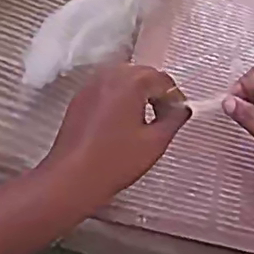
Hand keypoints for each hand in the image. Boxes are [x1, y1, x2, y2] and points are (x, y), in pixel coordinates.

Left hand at [40, 65, 188, 210]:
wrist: (71, 178)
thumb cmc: (114, 162)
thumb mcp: (154, 143)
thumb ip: (174, 120)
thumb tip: (181, 109)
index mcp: (131, 82)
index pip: (163, 79)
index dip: (174, 97)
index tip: (177, 114)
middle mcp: (110, 75)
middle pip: (142, 74)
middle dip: (156, 92)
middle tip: (164, 116)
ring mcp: (92, 85)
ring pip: (123, 78)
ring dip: (136, 93)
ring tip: (143, 119)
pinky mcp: (80, 97)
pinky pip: (106, 88)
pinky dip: (118, 97)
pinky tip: (120, 122)